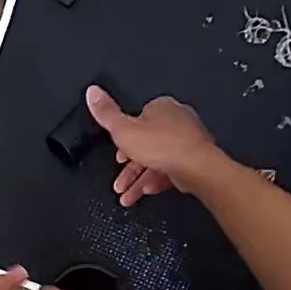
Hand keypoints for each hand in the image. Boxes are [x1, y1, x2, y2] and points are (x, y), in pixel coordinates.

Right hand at [85, 85, 224, 205]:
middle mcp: (176, 122)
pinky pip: (171, 171)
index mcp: (161, 108)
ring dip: (140, 181)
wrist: (198, 168)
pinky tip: (147, 191)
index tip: (118, 158)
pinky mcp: (193, 161)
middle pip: (147, 147)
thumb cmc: (167, 147)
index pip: (137, 124)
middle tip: (120, 183)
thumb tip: (92, 93)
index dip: (124, 143)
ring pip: (158, 162)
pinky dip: (157, 182)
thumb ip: (107, 114)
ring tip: (128, 196)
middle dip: (131, 168)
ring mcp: (187, 142)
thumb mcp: (124, 130)